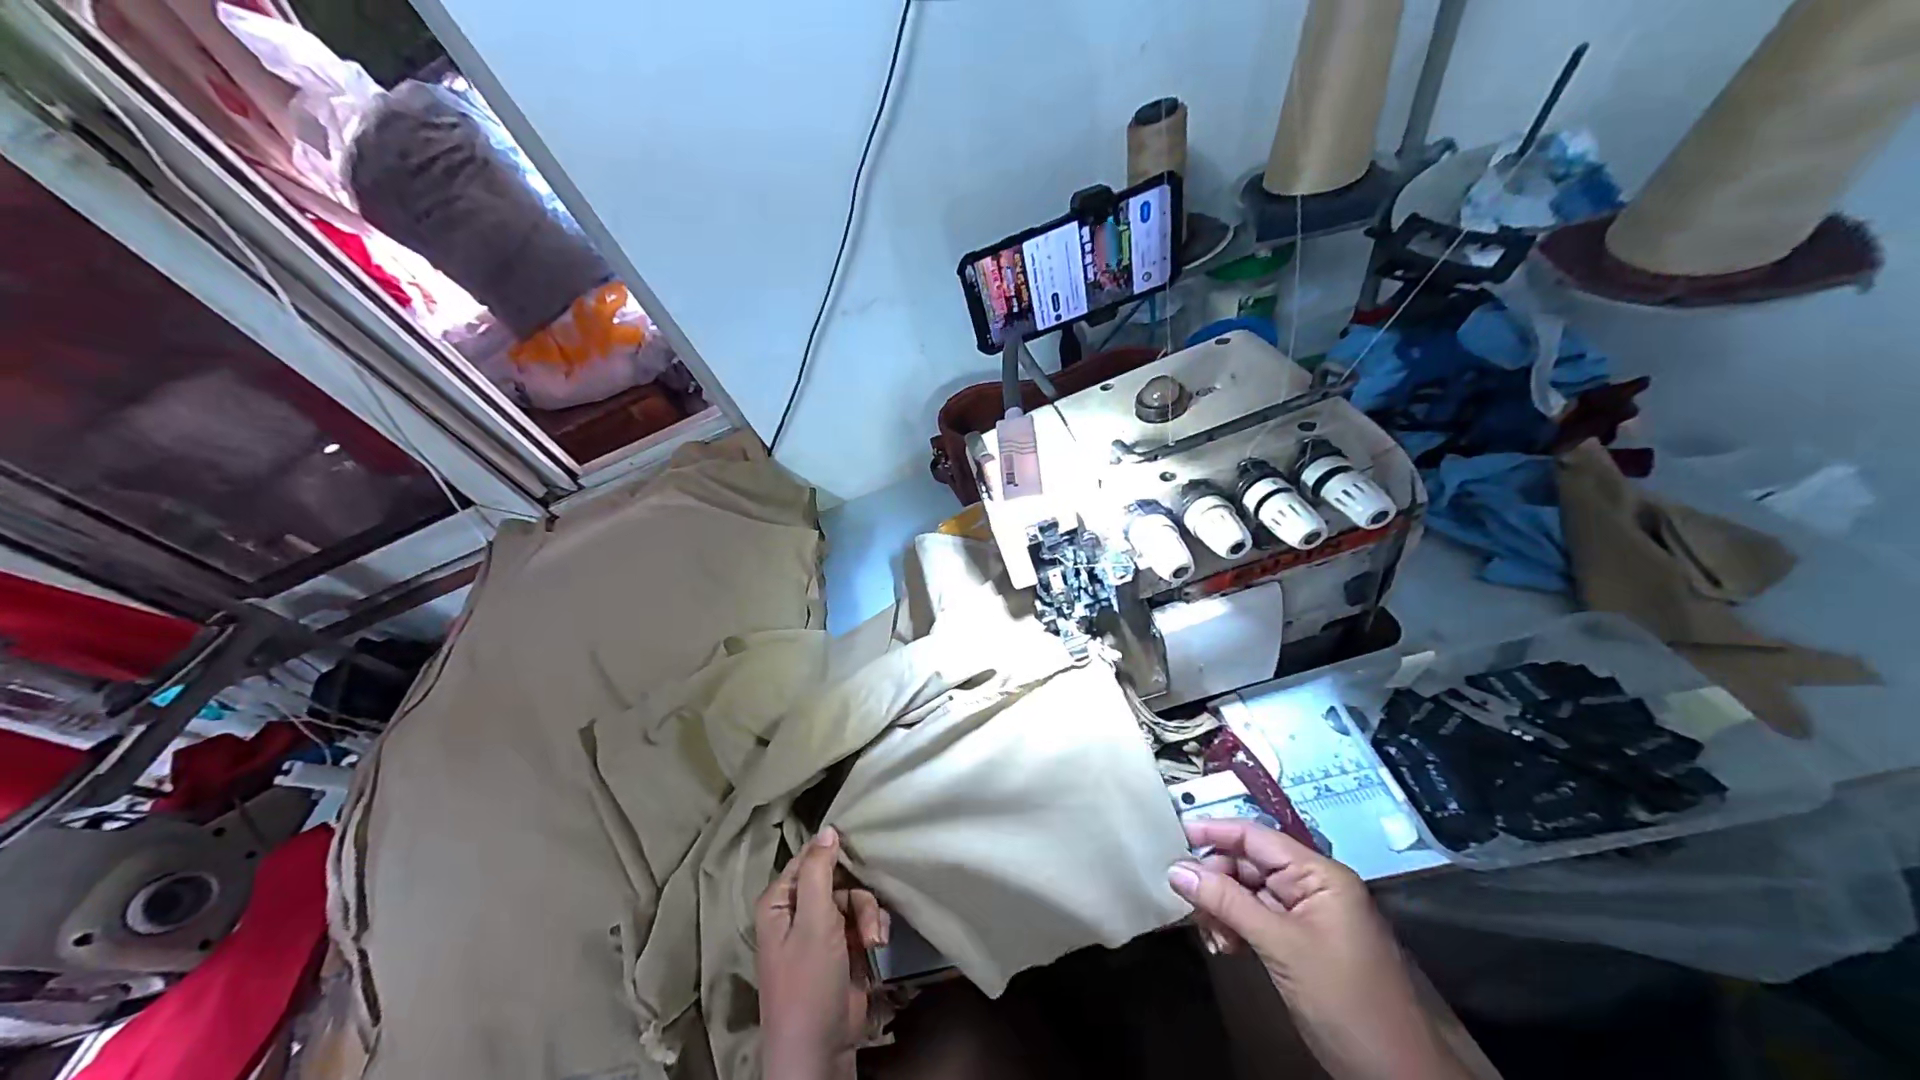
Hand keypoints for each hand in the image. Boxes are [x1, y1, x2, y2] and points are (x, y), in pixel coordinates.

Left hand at [755, 826, 890, 1079]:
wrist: (821, 1048)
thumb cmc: (808, 982)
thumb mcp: (814, 922)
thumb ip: (820, 872)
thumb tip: (828, 828)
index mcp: (780, 901)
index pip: (809, 858)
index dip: (834, 853)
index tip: (860, 850)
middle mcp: (799, 911)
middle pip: (838, 878)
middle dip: (858, 896)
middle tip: (867, 918)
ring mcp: (822, 931)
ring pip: (856, 899)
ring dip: (870, 916)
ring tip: (873, 942)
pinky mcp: (844, 948)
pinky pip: (864, 921)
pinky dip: (874, 930)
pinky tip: (877, 947)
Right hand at [1167, 819, 1470, 1079]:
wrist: (1398, 1074)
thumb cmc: (1345, 999)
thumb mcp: (1281, 946)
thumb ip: (1227, 902)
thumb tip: (1176, 869)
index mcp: (1319, 875)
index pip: (1256, 836)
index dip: (1214, 832)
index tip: (1173, 834)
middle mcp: (1313, 886)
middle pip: (1249, 864)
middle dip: (1216, 881)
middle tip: (1191, 907)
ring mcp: (1307, 915)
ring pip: (1248, 892)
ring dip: (1223, 908)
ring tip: (1213, 937)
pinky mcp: (1300, 941)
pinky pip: (1256, 918)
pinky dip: (1235, 927)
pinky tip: (1225, 947)